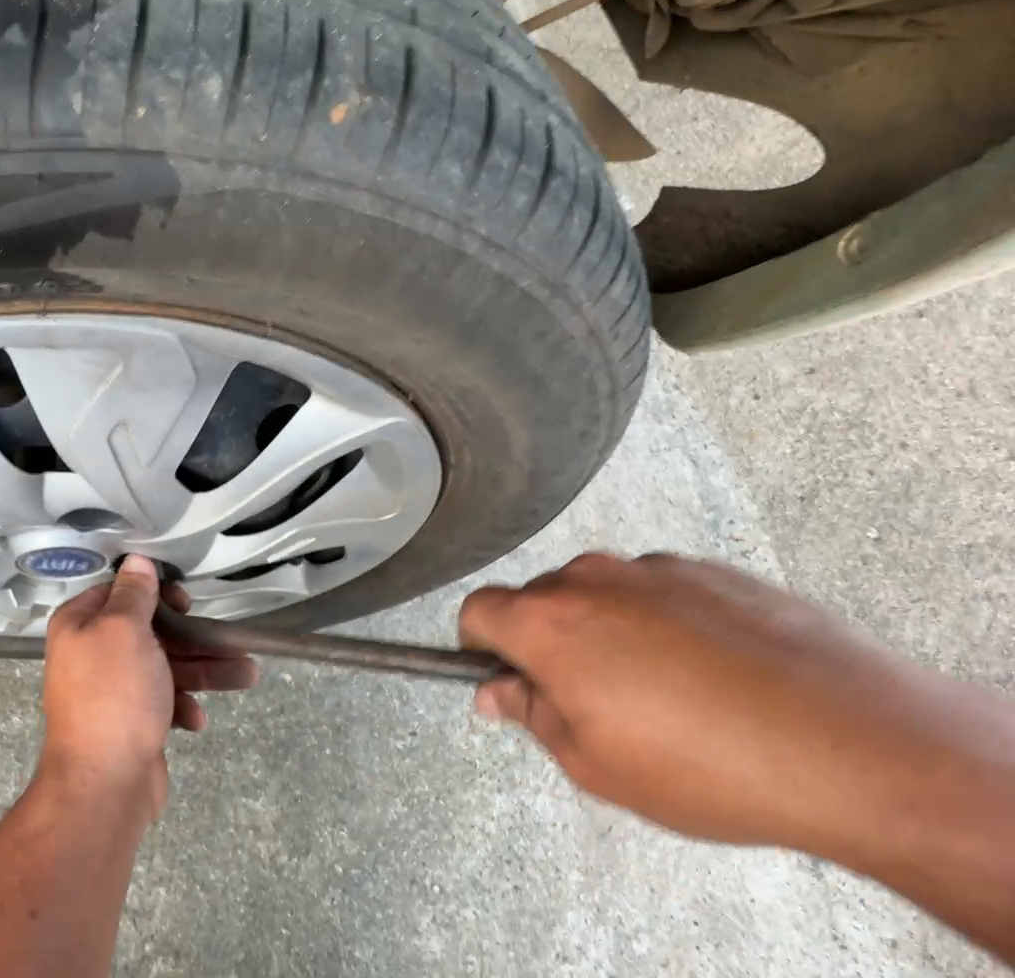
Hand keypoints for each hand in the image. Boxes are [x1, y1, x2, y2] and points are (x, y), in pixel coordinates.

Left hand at [38, 555, 259, 820]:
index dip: (153, 591)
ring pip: (164, 667)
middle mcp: (91, 653)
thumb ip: (134, 594)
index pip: (117, 592)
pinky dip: (182, 706)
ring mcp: (111, 690)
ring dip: (203, 671)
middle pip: (149, 631)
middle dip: (192, 636)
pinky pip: (162, 702)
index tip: (184, 598)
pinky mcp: (130, 722)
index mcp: (79, 624)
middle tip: (224, 636)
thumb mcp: (125, 630)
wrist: (104, 782)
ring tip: (247, 674)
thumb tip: (136, 560)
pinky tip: (196, 719)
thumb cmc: (114, 694)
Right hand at [458, 553, 955, 850]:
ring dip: (610, 629)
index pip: (477, 611)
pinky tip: (716, 673)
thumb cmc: (708, 765)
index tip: (512, 680)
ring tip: (668, 691)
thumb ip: (530, 715)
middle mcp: (590, 580)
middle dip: (551, 640)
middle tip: (595, 700)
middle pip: (540, 599)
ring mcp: (657, 570)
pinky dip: (669, 621)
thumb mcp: (593, 764)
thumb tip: (496, 691)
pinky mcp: (718, 571)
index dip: (483, 647)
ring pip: (604, 593)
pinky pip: (664, 591)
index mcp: (546, 623)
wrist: (857, 746)